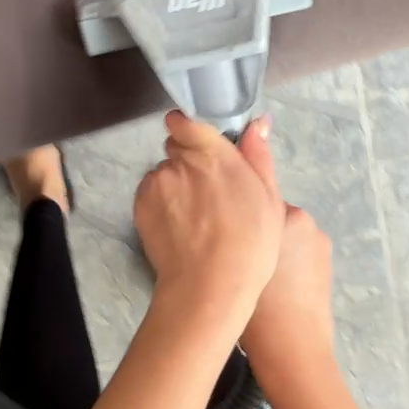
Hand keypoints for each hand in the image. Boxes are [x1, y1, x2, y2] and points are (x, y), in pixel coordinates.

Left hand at [133, 112, 285, 331]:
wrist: (210, 286)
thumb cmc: (250, 244)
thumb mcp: (268, 197)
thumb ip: (258, 154)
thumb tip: (258, 122)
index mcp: (213, 153)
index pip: (184, 122)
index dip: (188, 129)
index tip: (197, 140)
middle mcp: (180, 160)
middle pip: (176, 148)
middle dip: (189, 161)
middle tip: (209, 192)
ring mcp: (157, 182)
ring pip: (164, 173)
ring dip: (175, 185)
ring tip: (196, 218)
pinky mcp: (140, 203)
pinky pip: (150, 194)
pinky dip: (161, 204)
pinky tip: (180, 227)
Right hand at [239, 204, 336, 383]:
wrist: (293, 350)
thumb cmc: (257, 307)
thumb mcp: (232, 259)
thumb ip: (233, 229)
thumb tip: (229, 217)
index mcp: (284, 214)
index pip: (252, 196)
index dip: (236, 212)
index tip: (222, 231)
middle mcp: (306, 220)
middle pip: (269, 214)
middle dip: (257, 229)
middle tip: (237, 256)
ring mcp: (320, 243)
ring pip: (285, 234)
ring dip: (272, 246)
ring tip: (256, 276)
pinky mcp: (328, 265)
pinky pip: (300, 252)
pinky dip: (288, 262)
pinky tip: (276, 286)